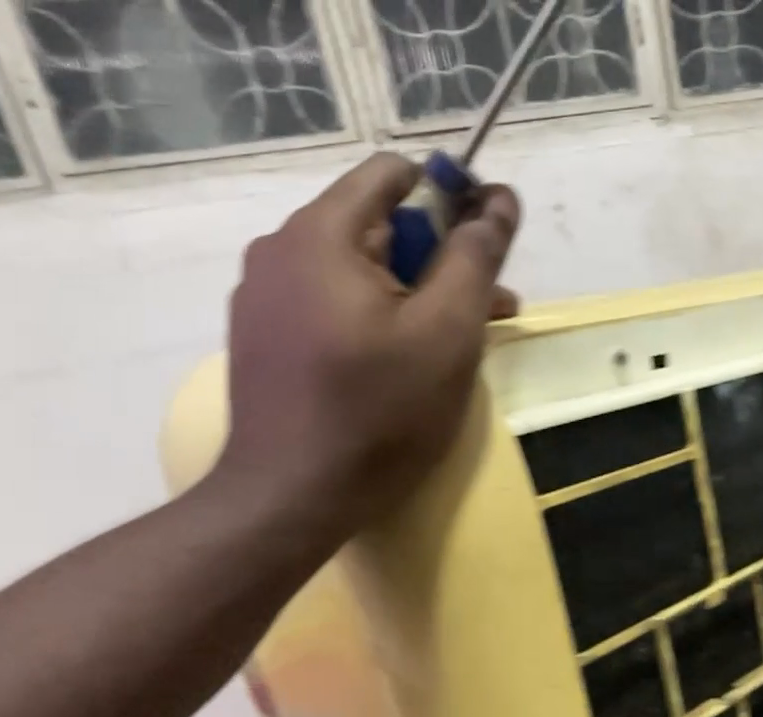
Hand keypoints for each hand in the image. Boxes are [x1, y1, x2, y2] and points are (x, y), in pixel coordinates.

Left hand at [216, 153, 521, 531]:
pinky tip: (403, 366)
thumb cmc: (380, 413)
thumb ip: (476, 258)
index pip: (393, 174)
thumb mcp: (447, 333)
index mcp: (321, 235)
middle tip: (491, 311)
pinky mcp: (264, 339)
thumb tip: (498, 200)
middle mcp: (280, 250)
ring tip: (456, 345)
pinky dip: (376, 319)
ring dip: (415, 294)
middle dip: (440, 259)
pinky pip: (331, 305)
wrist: (292, 497)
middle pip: (377, 226)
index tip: (489, 247)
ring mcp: (264, 297)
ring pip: (357, 271)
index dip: (452, 197)